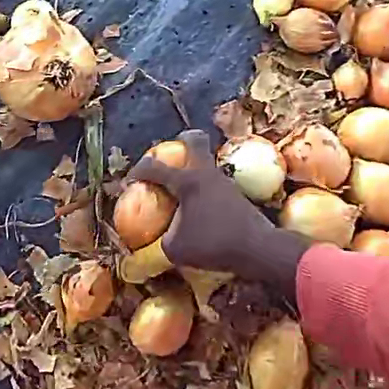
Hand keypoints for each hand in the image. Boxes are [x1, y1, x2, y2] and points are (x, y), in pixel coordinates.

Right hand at [129, 129, 318, 300]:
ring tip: (185, 190)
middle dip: (182, 140)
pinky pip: (216, 183)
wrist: (258, 249)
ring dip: (196, 169)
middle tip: (173, 150)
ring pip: (207, 163)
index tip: (131, 181)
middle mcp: (206, 174)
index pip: (155, 167)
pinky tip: (203, 208)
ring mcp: (225, 182)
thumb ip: (163, 239)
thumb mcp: (176, 249)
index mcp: (187, 182)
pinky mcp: (237, 194)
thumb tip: (161, 238)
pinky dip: (207, 190)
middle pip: (195, 141)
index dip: (138, 171)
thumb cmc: (213, 244)